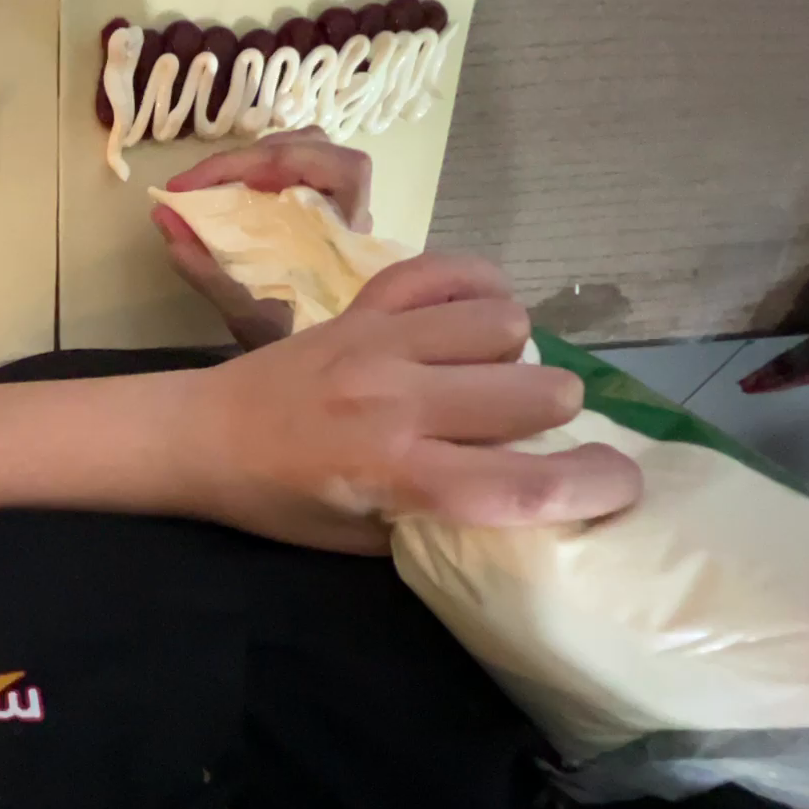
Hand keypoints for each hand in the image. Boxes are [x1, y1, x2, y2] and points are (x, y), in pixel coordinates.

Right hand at [152, 128, 371, 349]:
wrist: (314, 375)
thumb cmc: (286, 346)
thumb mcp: (241, 312)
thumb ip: (203, 265)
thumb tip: (162, 216)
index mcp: (349, 238)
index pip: (334, 168)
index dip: (268, 161)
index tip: (198, 184)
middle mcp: (353, 216)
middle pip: (320, 150)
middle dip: (254, 156)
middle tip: (201, 182)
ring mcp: (337, 214)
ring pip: (312, 156)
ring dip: (260, 159)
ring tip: (215, 182)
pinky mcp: (318, 219)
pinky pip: (297, 177)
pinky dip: (262, 175)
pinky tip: (230, 193)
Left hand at [180, 253, 641, 553]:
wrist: (196, 434)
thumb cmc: (268, 496)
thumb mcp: (349, 540)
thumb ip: (434, 521)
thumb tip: (515, 496)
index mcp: (393, 471)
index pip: (529, 484)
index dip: (597, 488)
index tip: (613, 487)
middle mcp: (396, 400)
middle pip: (541, 393)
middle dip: (547, 421)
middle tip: (507, 433)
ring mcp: (377, 343)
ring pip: (507, 322)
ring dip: (509, 354)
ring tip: (473, 375)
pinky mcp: (357, 308)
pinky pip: (444, 268)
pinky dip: (470, 286)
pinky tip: (457, 317)